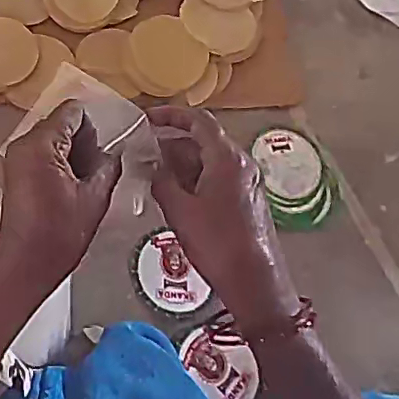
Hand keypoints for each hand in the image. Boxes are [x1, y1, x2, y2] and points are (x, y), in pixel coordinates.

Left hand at [0, 101, 121, 298]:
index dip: (94, 127)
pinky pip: (43, 153)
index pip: (72, 112)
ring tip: (86, 182)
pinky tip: (73, 187)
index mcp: (41, 145)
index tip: (106, 148)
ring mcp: (16, 157)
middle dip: (84, 141)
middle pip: (61, 123)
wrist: (25, 265)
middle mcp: (23, 144)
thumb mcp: (95, 197)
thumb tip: (114, 152)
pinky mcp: (16, 171)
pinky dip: (60, 162)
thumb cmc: (58, 234)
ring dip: (73, 153)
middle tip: (97, 171)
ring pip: (53, 138)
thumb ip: (107, 165)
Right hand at [146, 106, 299, 327]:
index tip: (146, 119)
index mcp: (227, 158)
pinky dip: (195, 177)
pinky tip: (175, 194)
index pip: (199, 121)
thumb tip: (151, 164)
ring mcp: (247, 181)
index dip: (171, 115)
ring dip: (181, 163)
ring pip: (209, 159)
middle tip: (143, 153)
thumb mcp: (180, 210)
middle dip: (172, 144)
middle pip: (203, 140)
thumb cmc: (217, 244)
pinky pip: (217, 176)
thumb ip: (162, 180)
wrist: (255, 282)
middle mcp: (241, 163)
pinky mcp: (246, 198)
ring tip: (153, 176)